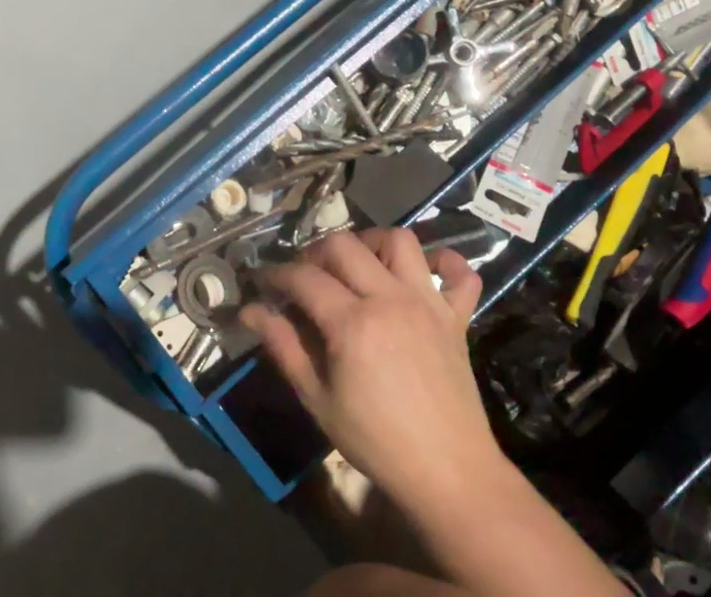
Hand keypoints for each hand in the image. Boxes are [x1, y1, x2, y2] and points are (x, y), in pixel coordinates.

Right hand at [241, 228, 493, 506]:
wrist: (448, 470)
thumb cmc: (376, 440)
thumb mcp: (318, 399)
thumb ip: (285, 347)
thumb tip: (250, 312)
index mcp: (352, 323)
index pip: (303, 277)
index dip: (275, 274)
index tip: (262, 282)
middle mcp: (390, 299)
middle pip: (344, 245)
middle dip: (314, 252)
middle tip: (304, 277)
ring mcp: (428, 303)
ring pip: (400, 240)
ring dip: (371, 243)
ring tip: (357, 266)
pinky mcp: (457, 316)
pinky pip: (460, 272)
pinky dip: (443, 262)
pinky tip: (423, 273)